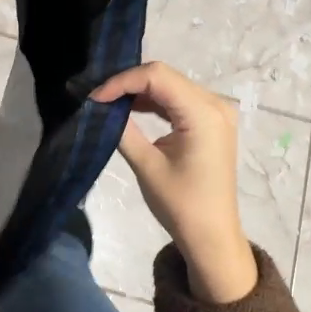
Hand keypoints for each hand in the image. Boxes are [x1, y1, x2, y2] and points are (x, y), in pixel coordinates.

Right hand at [91, 62, 255, 303]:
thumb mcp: (147, 165)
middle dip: (128, 83)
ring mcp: (216, 111)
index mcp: (203, 113)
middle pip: (165, 76)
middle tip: (97, 97)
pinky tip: (130, 108)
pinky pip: (178, 99)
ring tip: (108, 102)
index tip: (94, 98)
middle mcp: (215, 104)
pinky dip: (154, 101)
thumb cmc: (180, 204)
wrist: (211, 235)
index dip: (122, 82)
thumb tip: (99, 108)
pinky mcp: (211, 121)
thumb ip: (123, 130)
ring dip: (139, 91)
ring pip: (170, 85)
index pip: (157, 77)